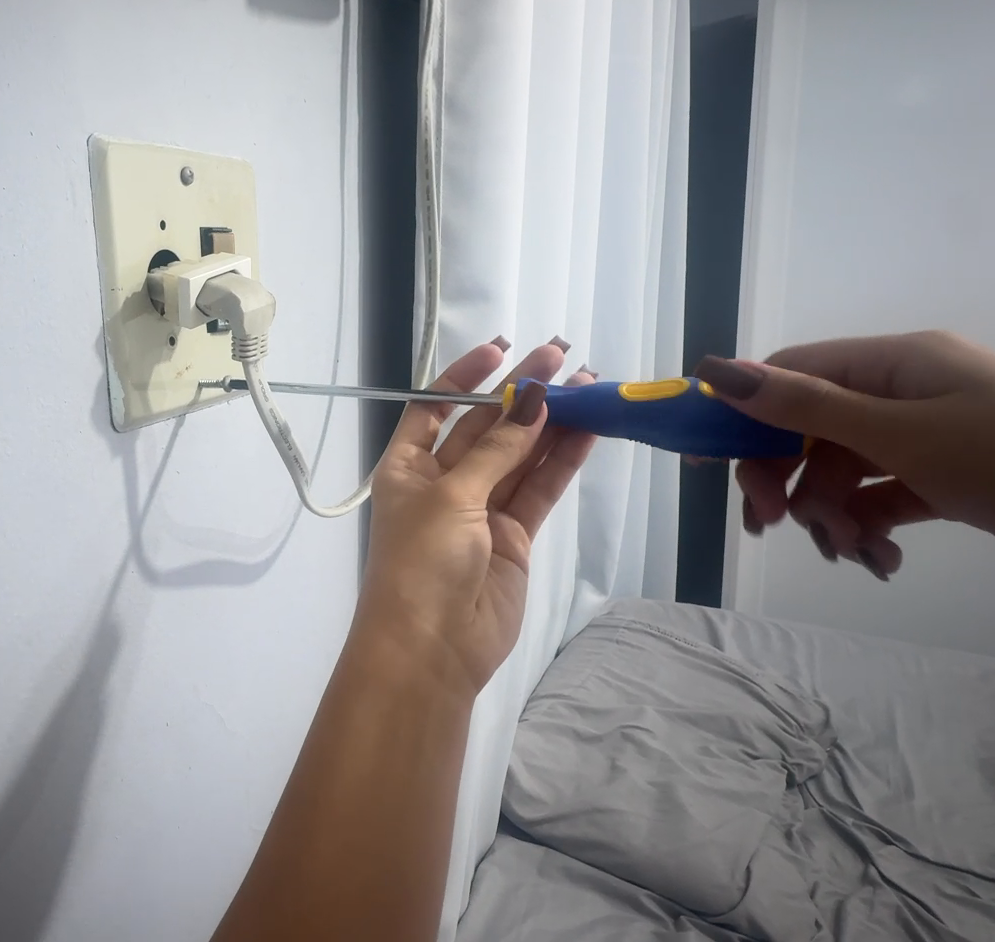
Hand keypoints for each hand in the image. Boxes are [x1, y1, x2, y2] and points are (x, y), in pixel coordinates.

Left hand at [351, 338, 596, 700]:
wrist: (433, 646)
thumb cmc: (422, 560)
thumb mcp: (452, 496)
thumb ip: (496, 450)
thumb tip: (532, 400)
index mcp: (406, 466)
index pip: (434, 408)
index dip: (464, 377)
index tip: (500, 349)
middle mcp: (441, 481)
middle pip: (484, 427)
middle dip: (519, 392)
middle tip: (560, 353)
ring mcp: (479, 509)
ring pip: (518, 455)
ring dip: (550, 422)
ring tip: (588, 382)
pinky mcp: (513, 535)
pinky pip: (538, 488)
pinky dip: (562, 460)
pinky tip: (589, 429)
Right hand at [697, 331, 994, 604]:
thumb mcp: (903, 433)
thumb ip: (804, 405)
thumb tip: (716, 370)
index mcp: (893, 363)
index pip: (788, 375)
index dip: (739, 413)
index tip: (705, 462)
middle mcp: (906, 393)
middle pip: (807, 429)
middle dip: (784, 478)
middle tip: (770, 525)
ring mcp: (932, 438)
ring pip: (842, 470)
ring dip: (830, 513)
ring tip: (851, 552)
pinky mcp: (954, 481)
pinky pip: (883, 497)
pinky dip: (871, 527)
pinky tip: (882, 560)